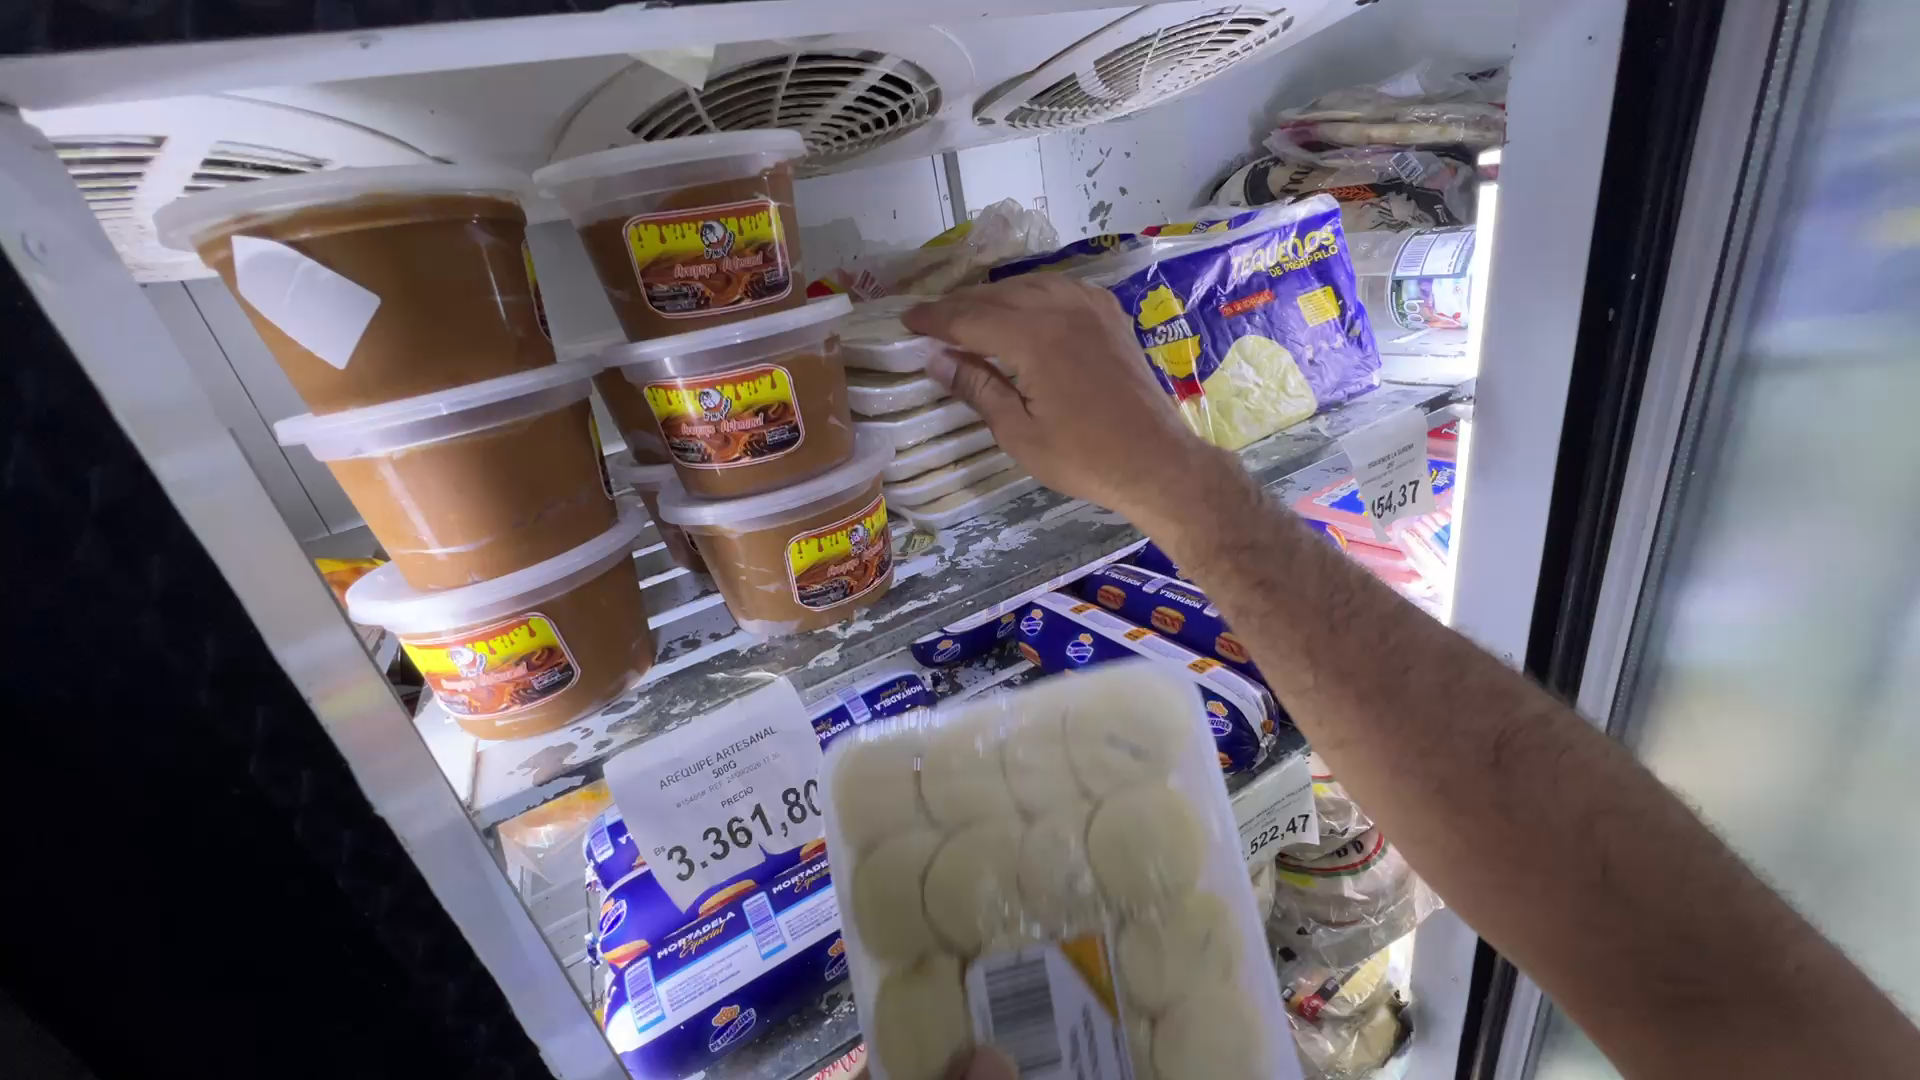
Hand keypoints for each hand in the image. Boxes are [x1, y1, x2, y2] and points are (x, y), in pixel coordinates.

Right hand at [903, 275, 1229, 525]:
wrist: (1155, 461)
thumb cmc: (1083, 457)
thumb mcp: (1018, 432)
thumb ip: (977, 388)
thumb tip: (936, 359)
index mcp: (1034, 337)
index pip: (969, 318)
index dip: (934, 319)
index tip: (906, 321)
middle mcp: (1062, 308)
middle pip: (997, 295)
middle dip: (960, 306)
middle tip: (931, 322)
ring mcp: (1091, 307)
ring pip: (1029, 285)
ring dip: (995, 298)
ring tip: (970, 316)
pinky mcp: (1110, 315)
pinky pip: (1061, 289)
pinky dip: (1033, 294)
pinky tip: (1023, 309)